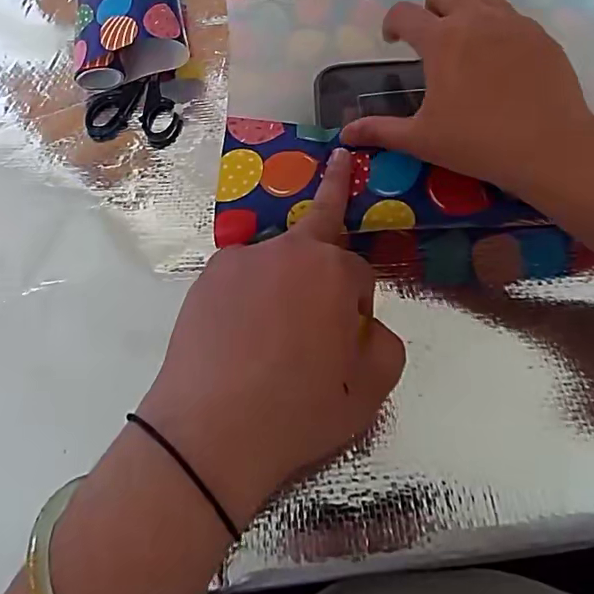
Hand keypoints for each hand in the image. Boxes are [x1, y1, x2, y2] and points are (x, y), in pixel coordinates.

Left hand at [138, 149, 405, 526]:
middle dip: (337, 187)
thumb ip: (385, 343)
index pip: (361, 273)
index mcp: (333, 270)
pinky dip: (248, 293)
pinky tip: (239, 332)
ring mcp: (243, 259)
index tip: (350, 336)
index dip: (360, 306)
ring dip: (286, 276)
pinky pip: (242, 276)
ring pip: (279, 258)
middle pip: (322, 221)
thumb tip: (365, 325)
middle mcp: (289, 250)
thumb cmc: (299, 410)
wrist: (208, 435)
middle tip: (342, 158)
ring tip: (272, 328)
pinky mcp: (208, 278)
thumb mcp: (371, 389)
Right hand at [341, 0, 593, 196]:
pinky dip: (498, 28)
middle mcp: (476, 19)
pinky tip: (502, 62)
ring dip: (465, 10)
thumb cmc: (480, 143)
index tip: (393, 41)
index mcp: (442, 40)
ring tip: (467, 44)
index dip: (392, 24)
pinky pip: (512, 17)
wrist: (551, 148)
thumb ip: (382, 131)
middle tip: (432, 37)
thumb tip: (345, 134)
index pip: (404, 13)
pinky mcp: (541, 35)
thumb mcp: (424, 140)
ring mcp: (513, 23)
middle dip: (431, 5)